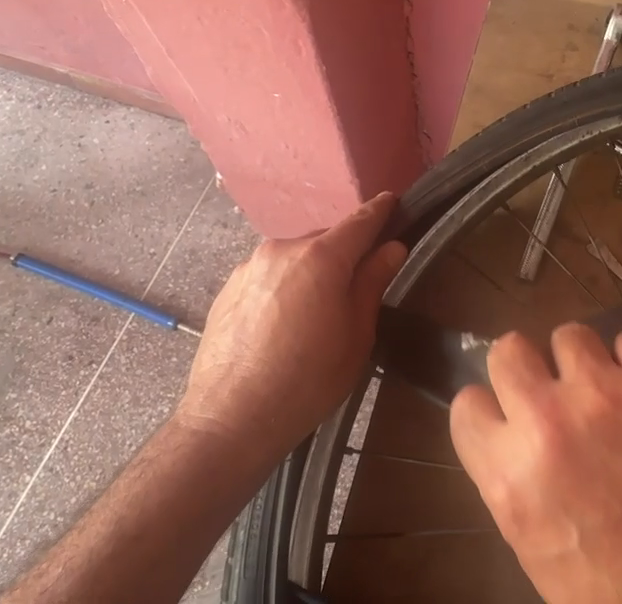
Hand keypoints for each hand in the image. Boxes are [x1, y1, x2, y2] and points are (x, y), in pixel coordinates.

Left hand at [176, 192, 406, 467]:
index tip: (393, 201)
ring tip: (316, 312)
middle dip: (344, 254)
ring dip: (311, 272)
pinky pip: (269, 275)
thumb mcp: (356, 335)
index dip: (380, 211)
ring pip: (295, 258)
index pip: (360, 221)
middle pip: (325, 240)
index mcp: (321, 257)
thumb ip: (372, 283)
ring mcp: (250, 267)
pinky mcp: (228, 288)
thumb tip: (392, 248)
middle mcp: (283, 249)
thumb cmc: (307, 380)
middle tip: (357, 284)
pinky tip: (283, 324)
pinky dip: (284, 287)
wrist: (229, 420)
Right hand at [450, 325, 621, 603]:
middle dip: (528, 366)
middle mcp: (548, 422)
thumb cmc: (618, 592)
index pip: (468, 405)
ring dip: (583, 360)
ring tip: (606, 388)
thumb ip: (517, 480)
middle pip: (509, 350)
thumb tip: (516, 434)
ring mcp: (606, 395)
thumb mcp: (539, 546)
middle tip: (553, 389)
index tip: (509, 412)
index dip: (490, 407)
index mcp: (510, 476)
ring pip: (570, 334)